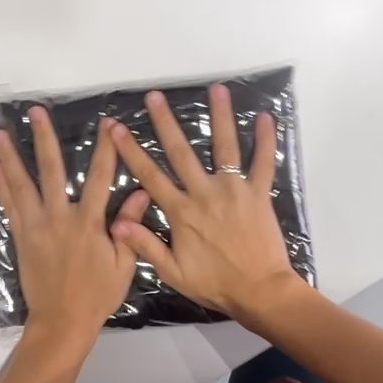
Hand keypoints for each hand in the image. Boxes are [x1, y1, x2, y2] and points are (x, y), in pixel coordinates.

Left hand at [0, 108, 150, 343]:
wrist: (62, 321)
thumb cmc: (97, 295)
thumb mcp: (124, 264)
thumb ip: (129, 226)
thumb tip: (141, 193)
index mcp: (89, 223)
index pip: (100, 178)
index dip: (105, 149)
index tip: (107, 124)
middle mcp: (60, 218)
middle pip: (52, 170)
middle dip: (44, 139)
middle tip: (35, 112)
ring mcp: (37, 226)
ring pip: (22, 184)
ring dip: (10, 157)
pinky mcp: (20, 237)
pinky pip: (9, 206)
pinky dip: (1, 185)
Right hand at [107, 84, 306, 321]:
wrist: (262, 293)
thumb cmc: (215, 284)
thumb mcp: (173, 272)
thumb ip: (146, 245)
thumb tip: (116, 224)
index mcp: (181, 212)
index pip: (150, 175)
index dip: (131, 151)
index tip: (117, 128)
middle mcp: (205, 194)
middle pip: (182, 152)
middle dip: (166, 122)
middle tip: (154, 96)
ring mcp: (234, 191)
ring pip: (225, 147)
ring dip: (220, 116)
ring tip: (217, 89)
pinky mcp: (259, 194)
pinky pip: (264, 163)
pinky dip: (267, 140)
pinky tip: (266, 117)